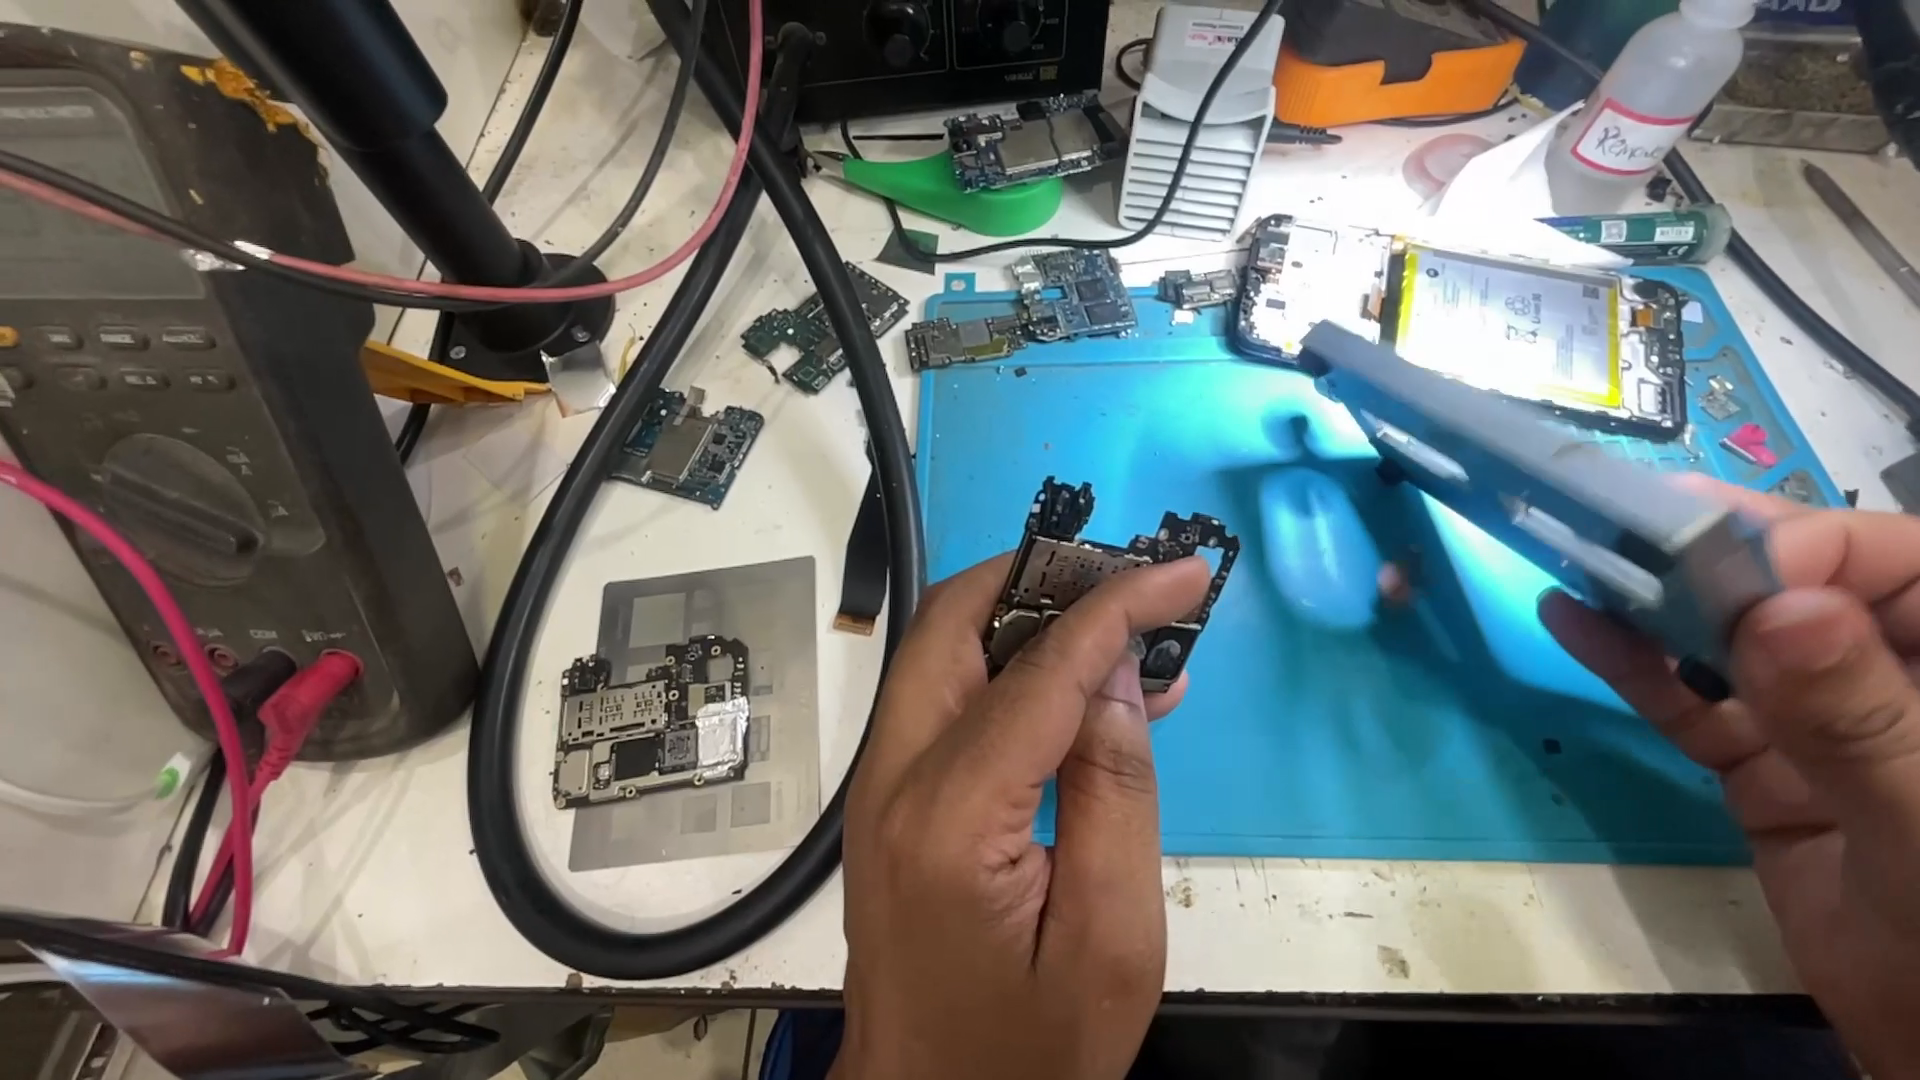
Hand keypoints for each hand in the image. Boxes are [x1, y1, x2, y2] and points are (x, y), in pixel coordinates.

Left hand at [834, 553, 1212, 1079]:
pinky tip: (1082, 687)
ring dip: (1027, 615)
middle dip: (1045, 579)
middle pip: (954, 621)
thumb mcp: (1111, 937)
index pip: (1039, 670)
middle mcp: (893, 774)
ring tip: (1120, 628)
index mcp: (949, 815)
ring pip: (944, 645)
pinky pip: (948, 694)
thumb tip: (1115, 669)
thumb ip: (1116, 790)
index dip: (1117, 605)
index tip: (1183, 571)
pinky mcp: (888, 792)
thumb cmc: (1028, 1047)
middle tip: (1130, 581)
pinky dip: (1010, 666)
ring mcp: (879, 779)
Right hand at [1539, 480, 1919, 1077]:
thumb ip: (1859, 720)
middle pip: (1795, 590)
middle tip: (1609, 522)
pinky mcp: (1759, 762)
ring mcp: (1823, 720)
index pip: (1889, 562)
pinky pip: (1687, 701)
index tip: (1698, 558)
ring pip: (1727, 642)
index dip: (1795, 546)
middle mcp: (1898, 676)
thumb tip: (1776, 609)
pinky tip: (1571, 622)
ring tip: (1573, 559)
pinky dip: (1627, 665)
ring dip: (1650, 605)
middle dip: (1704, 558)